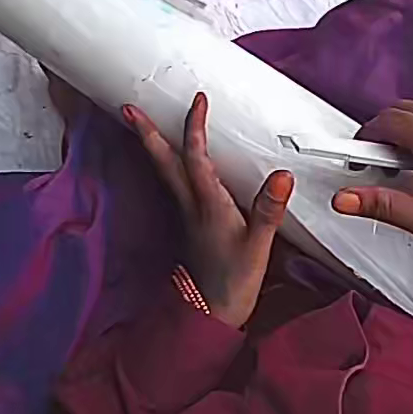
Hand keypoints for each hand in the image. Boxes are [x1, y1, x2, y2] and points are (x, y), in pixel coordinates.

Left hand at [125, 93, 293, 327]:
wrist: (210, 313)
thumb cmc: (233, 283)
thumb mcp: (258, 246)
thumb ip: (269, 211)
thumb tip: (282, 176)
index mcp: (208, 205)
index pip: (196, 157)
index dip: (195, 127)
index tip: (198, 100)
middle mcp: (191, 205)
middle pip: (164, 162)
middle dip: (147, 134)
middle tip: (130, 109)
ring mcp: (187, 214)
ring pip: (165, 173)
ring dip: (154, 147)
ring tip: (144, 127)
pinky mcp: (190, 223)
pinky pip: (174, 185)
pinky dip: (168, 166)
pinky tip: (173, 163)